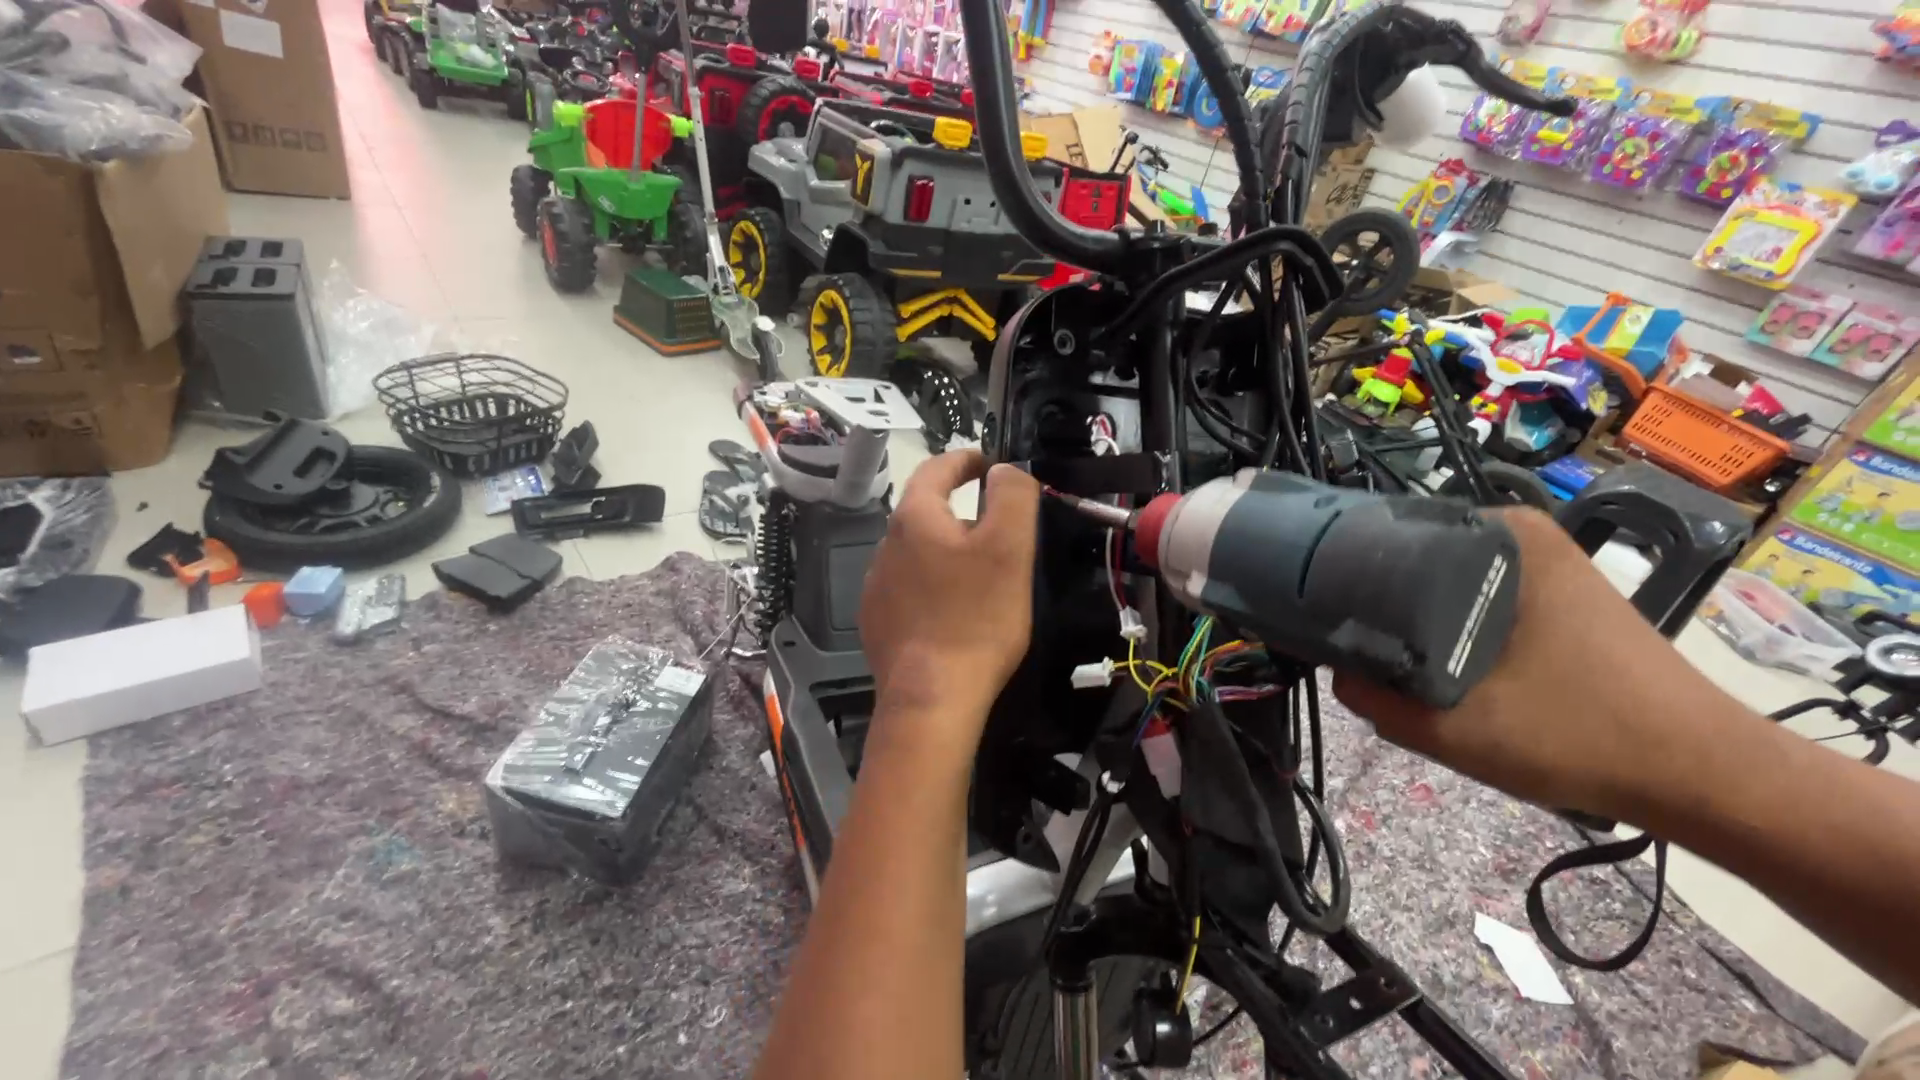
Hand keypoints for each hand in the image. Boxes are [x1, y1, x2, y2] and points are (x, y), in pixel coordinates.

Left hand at [860, 451, 1040, 725]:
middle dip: (960, 512)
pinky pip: (907, 590)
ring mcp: (876, 587)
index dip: (966, 460)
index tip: (989, 464)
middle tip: (997, 530)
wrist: (931, 696)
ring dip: (944, 552)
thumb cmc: (977, 617)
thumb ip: (1012, 497)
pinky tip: (949, 612)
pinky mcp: (876, 623)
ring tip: (978, 576)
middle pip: (926, 513)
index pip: (937, 468)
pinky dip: (930, 587)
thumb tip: (1004, 470)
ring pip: (915, 554)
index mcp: (915, 518)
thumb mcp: (1010, 548)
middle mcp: (886, 546)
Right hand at [1333, 507, 1735, 819]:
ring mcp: (1545, 564)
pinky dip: (1453, 629)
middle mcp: (1521, 535)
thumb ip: (1374, 700)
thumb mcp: (1454, 730)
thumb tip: (1335, 669)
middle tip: (1358, 656)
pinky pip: (1477, 599)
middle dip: (1378, 605)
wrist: (1703, 774)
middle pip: (1411, 562)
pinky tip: (1444, 670)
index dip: (1343, 580)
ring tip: (1395, 667)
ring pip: (1443, 585)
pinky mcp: (1560, 596)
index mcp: (1500, 536)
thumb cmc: (1579, 736)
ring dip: (1415, 622)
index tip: (1318, 621)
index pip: (1385, 538)